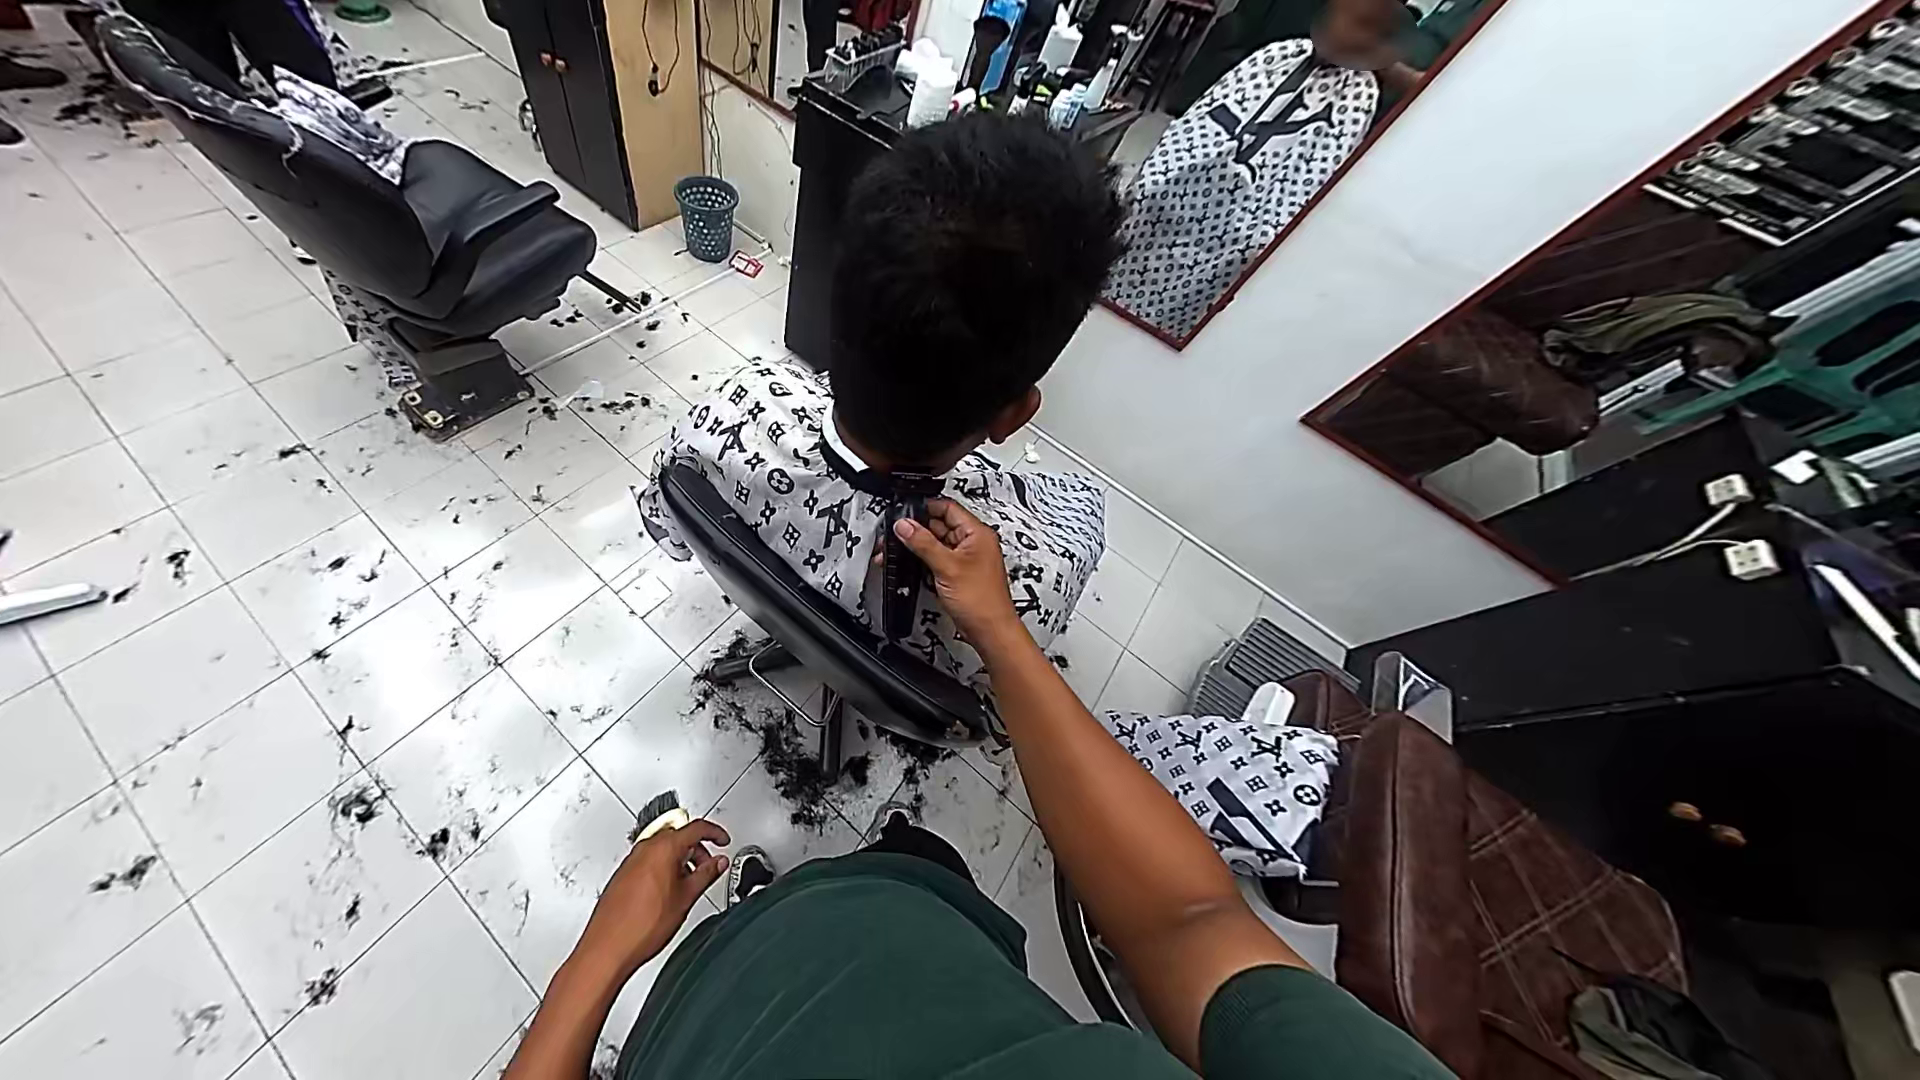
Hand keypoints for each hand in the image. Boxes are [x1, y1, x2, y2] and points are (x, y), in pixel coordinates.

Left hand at [570, 819, 729, 983]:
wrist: (606, 952)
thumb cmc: (640, 928)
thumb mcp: (686, 897)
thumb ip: (707, 873)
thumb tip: (718, 862)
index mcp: (664, 848)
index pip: (697, 828)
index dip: (715, 833)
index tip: (723, 840)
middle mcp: (645, 849)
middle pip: (679, 836)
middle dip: (697, 849)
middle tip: (708, 865)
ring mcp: (630, 862)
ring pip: (662, 849)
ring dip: (679, 860)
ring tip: (688, 883)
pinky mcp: (621, 876)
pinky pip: (648, 861)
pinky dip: (662, 868)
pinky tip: (667, 892)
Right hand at [891, 498, 1024, 648]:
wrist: (989, 630)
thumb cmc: (982, 601)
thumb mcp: (947, 566)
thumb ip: (923, 543)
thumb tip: (905, 526)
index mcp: (977, 533)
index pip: (948, 508)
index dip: (925, 508)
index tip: (906, 514)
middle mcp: (973, 543)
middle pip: (939, 525)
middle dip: (917, 530)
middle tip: (898, 535)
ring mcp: (965, 559)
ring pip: (936, 543)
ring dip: (918, 547)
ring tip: (900, 551)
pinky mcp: (958, 574)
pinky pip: (938, 560)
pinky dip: (924, 562)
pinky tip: (913, 567)